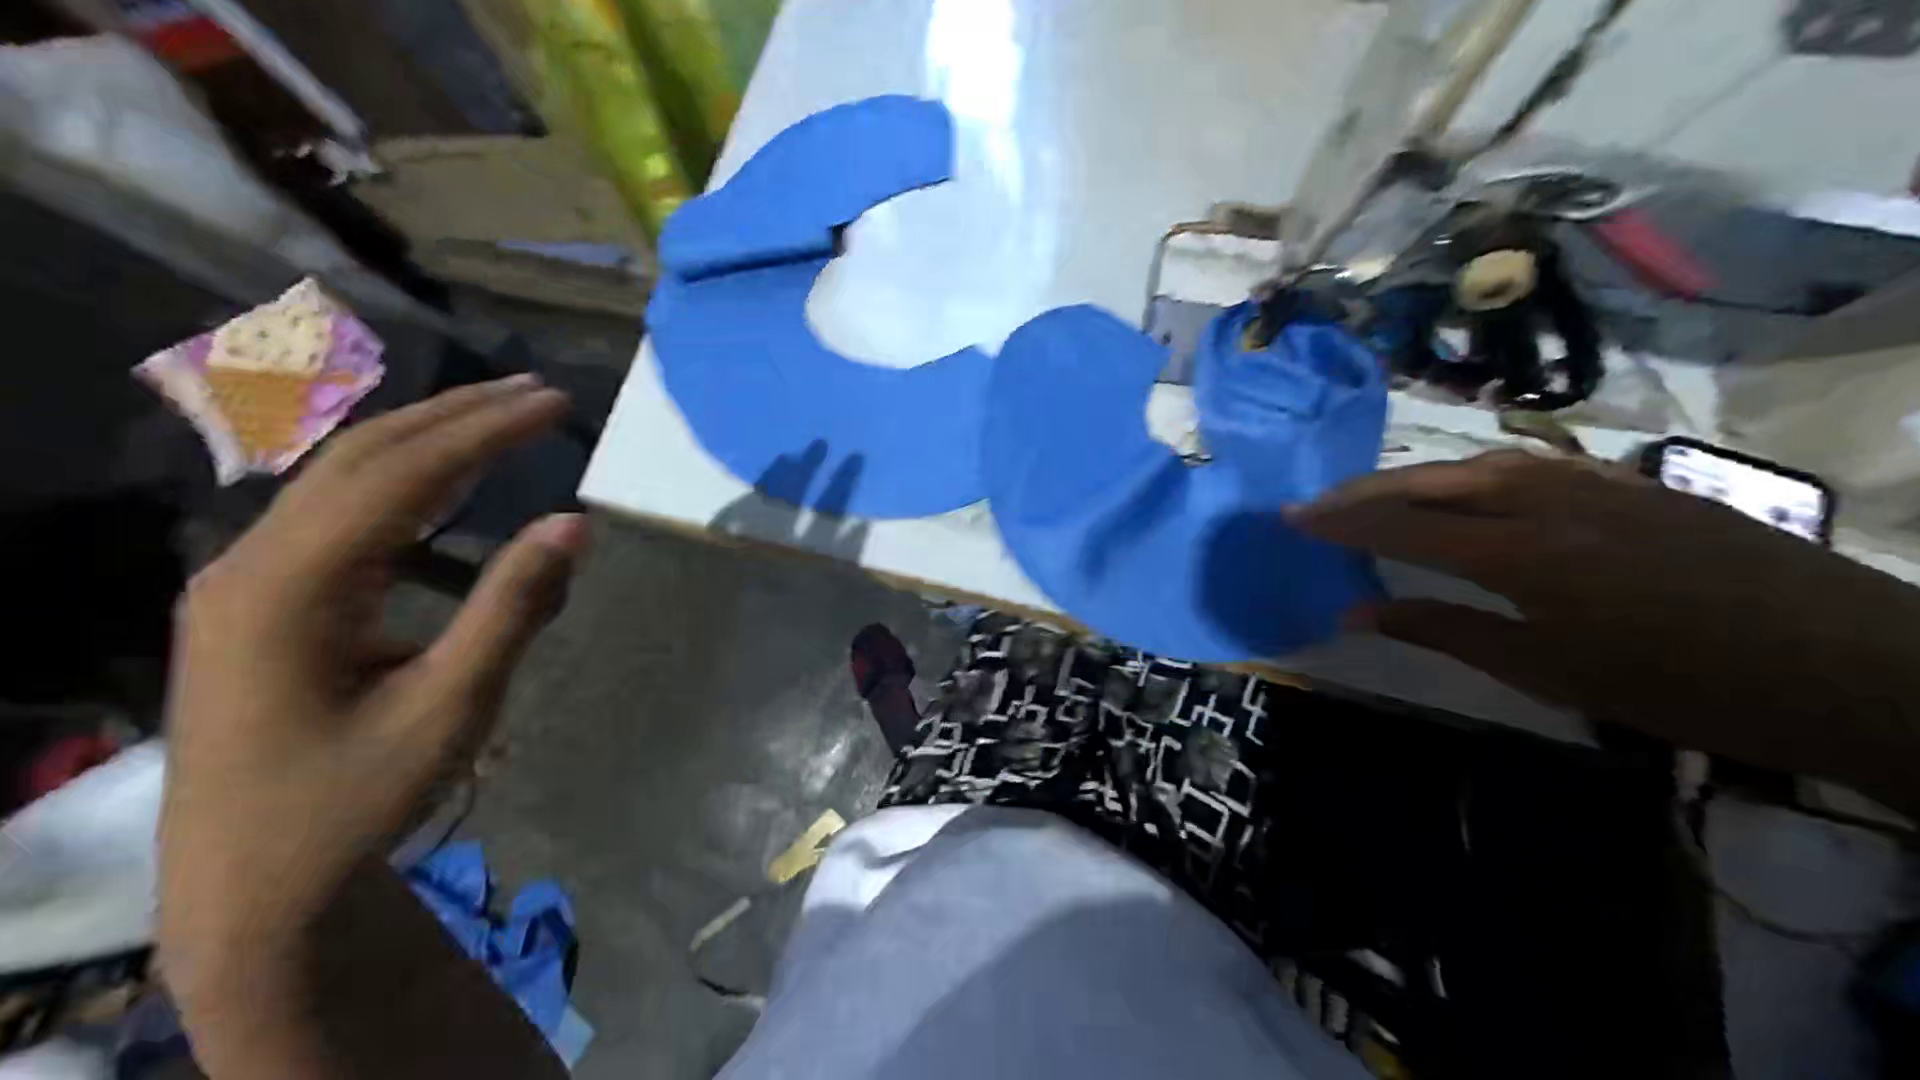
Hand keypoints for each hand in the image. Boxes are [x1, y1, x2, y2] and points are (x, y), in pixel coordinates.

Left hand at [159, 376, 585, 997]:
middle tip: (538, 392)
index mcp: (288, 588)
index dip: (485, 432)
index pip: (400, 475)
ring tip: (504, 415)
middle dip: (457, 415)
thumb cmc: (355, 799)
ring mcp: (248, 578)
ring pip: (344, 477)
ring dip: (430, 438)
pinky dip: (407, 481)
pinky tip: (452, 481)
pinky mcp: (263, 597)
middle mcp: (252, 563)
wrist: (252, 883)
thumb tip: (574, 524)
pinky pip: (340, 515)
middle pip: (363, 456)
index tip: (556, 405)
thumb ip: (513, 609)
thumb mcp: (450, 708)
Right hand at [1292, 449, 1919, 810]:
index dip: (1341, 524)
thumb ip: (1443, 631)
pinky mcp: (1632, 485)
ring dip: (1416, 477)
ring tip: (1376, 493)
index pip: (1402, 527)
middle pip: (1431, 482)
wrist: (1854, 667)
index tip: (1291, 520)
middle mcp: (1546, 501)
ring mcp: (1594, 485)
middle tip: (1315, 504)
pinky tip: (1470, 487)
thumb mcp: (1547, 671)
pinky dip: (1477, 473)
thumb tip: (1355, 614)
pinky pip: (1531, 465)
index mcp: (1520, 552)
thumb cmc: (1681, 686)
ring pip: (1479, 465)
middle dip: (1363, 492)